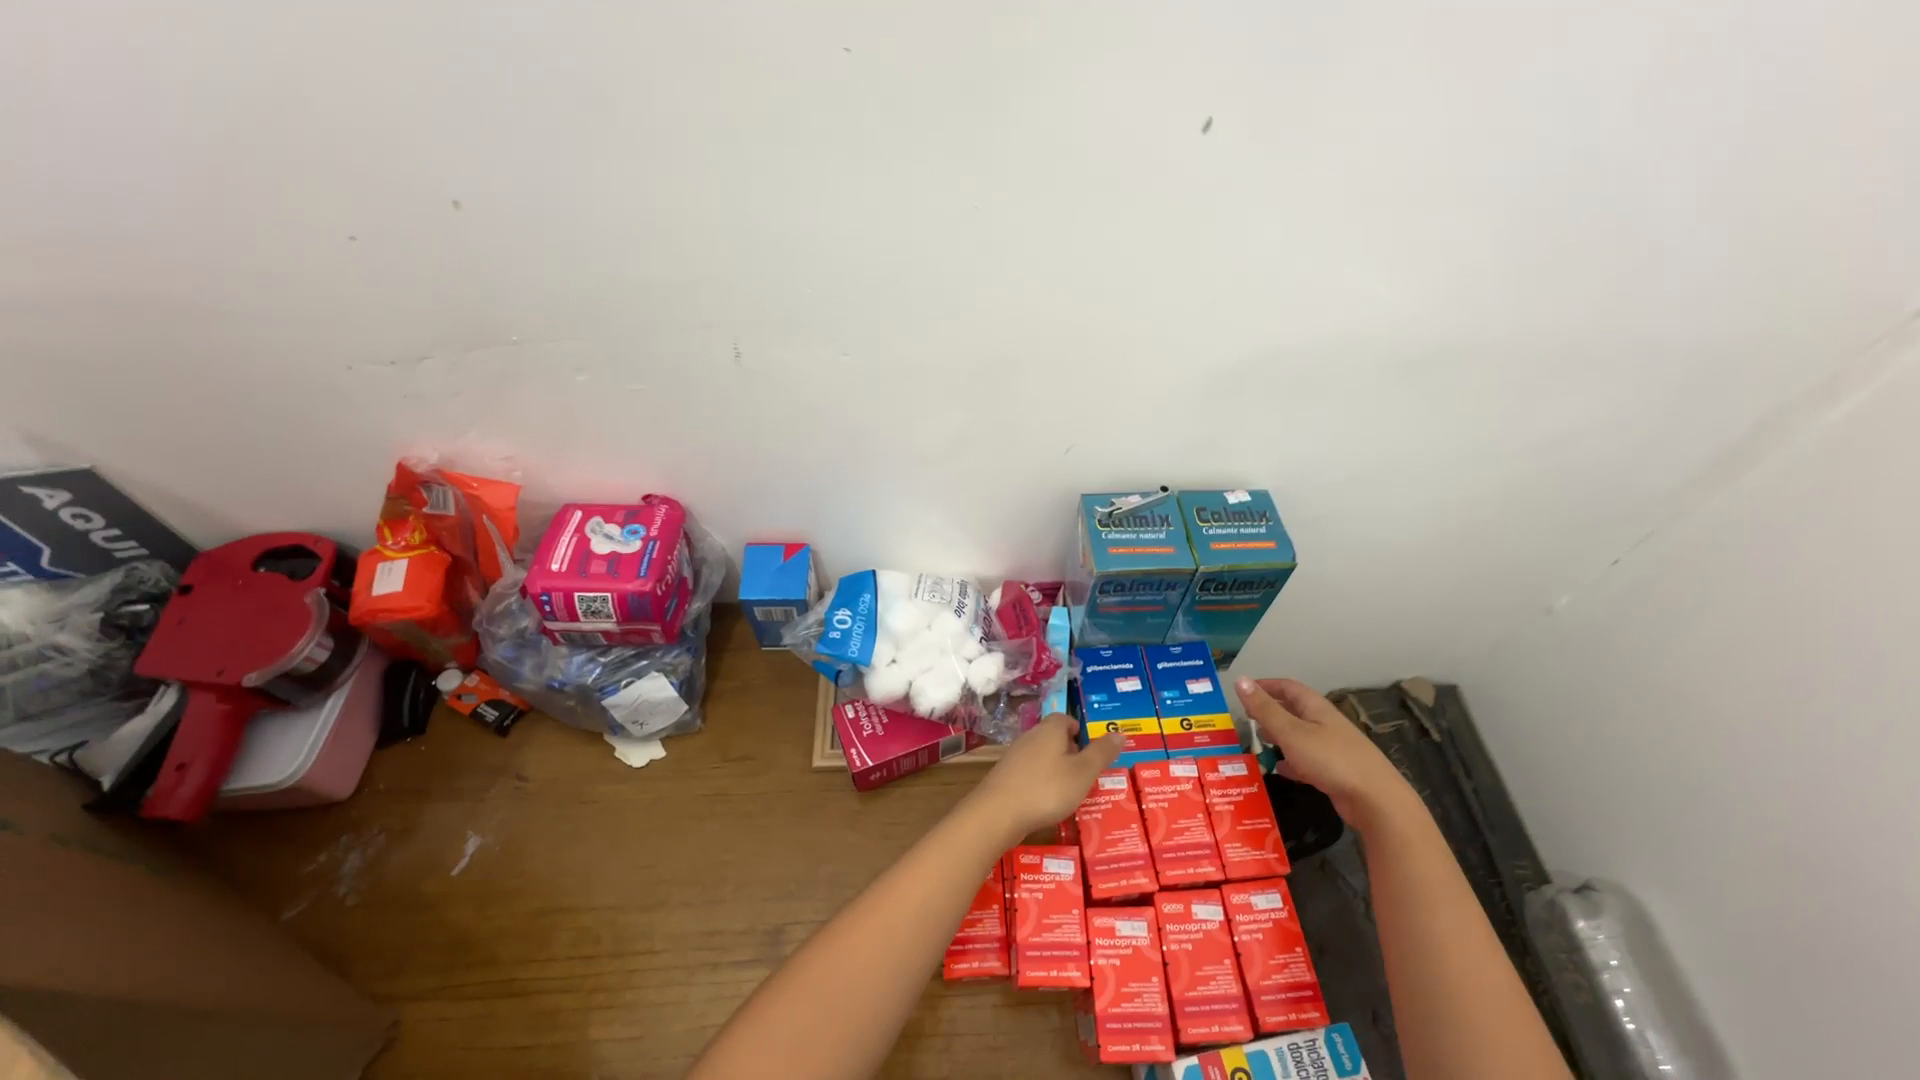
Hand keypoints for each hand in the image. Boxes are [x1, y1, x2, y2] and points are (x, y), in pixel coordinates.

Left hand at [963, 714, 1123, 843]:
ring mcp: (1014, 756)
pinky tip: (1047, 802)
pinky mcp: (1005, 776)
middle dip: (1070, 752)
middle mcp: (1030, 737)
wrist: (998, 813)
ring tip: (1071, 791)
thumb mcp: (1083, 772)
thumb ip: (1101, 752)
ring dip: (1056, 769)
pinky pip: (1029, 773)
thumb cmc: (1047, 789)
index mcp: (1050, 729)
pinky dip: (1041, 783)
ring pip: (1041, 756)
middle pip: (1053, 737)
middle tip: (1087, 774)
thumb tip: (1119, 732)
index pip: (1065, 719)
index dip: (1080, 731)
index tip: (1093, 751)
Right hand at [1235, 677, 1420, 832]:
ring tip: (1258, 742)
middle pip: (1295, 710)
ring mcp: (1332, 748)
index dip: (1266, 686)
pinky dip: (1291, 761)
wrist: (1374, 799)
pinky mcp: (1334, 771)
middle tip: (1246, 718)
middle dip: (1270, 711)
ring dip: (1279, 736)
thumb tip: (1240, 680)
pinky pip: (1306, 760)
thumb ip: (1265, 709)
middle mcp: (1325, 724)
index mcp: (1317, 709)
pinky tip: (1279, 769)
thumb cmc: (1330, 759)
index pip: (1289, 687)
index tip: (1244, 690)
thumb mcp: (1291, 732)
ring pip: (1299, 736)